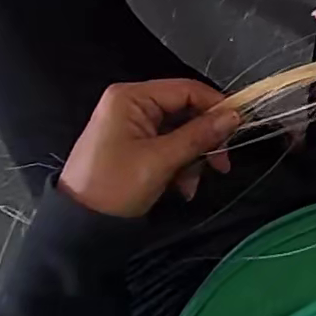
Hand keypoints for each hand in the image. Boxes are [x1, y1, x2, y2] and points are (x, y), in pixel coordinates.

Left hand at [59, 80, 241, 217]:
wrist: (78, 227)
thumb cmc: (116, 186)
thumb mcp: (161, 161)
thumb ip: (199, 136)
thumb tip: (234, 115)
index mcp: (131, 97)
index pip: (184, 89)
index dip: (214, 106)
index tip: (238, 129)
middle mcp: (130, 103)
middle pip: (183, 111)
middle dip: (202, 140)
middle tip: (221, 166)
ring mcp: (130, 124)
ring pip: (178, 132)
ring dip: (191, 159)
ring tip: (189, 187)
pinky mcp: (131, 145)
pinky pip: (165, 146)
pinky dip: (177, 166)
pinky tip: (179, 189)